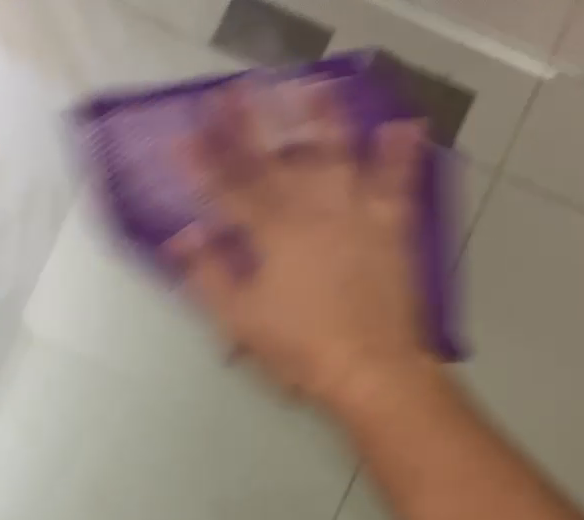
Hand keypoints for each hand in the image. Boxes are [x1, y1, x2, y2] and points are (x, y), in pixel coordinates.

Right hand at [167, 78, 439, 414]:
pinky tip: (402, 126)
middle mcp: (313, 209)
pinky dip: (400, 155)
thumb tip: (181, 237)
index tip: (181, 136)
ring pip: (337, 154)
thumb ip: (209, 275)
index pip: (228, 188)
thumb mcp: (242, 320)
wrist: (373, 369)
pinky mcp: (392, 228)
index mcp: (271, 233)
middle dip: (250, 124)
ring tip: (313, 86)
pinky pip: (397, 183)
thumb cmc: (301, 351)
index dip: (202, 161)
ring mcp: (356, 214)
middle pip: (276, 159)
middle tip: (234, 90)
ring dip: (323, 118)